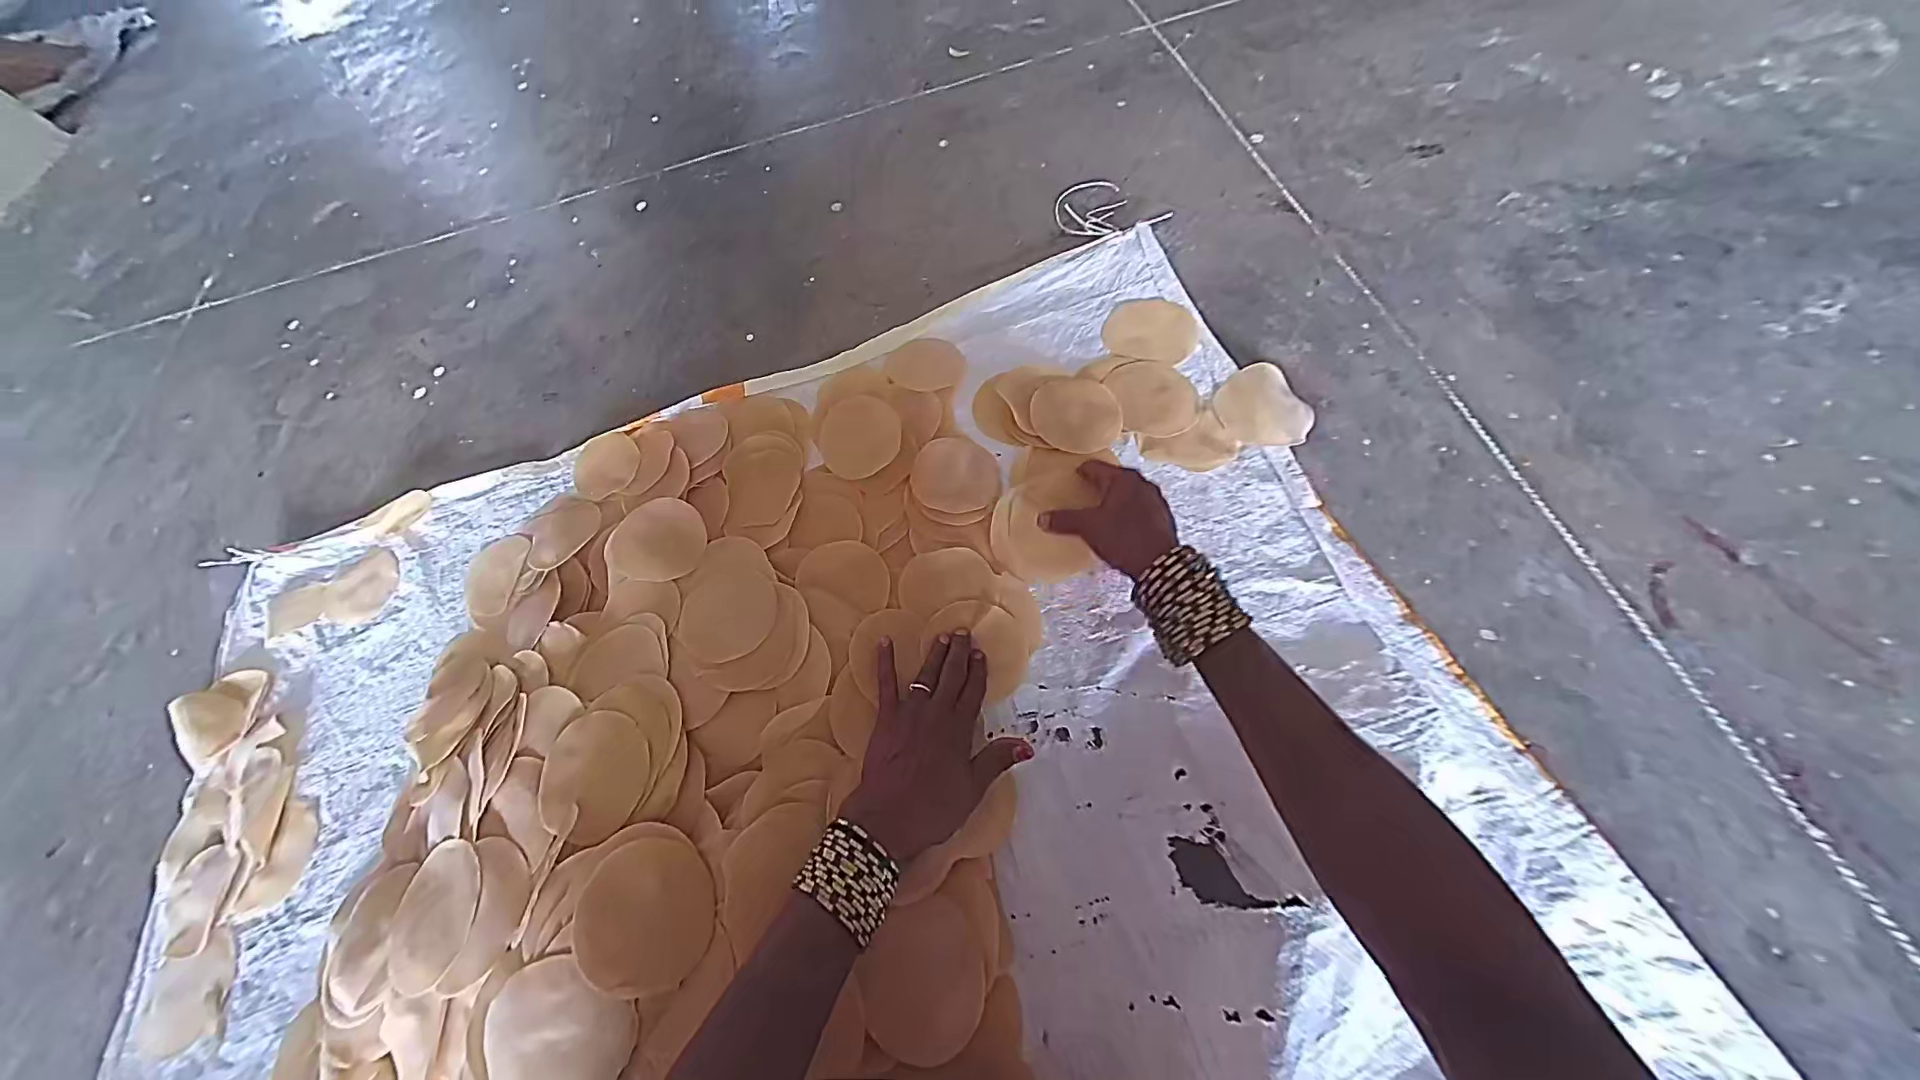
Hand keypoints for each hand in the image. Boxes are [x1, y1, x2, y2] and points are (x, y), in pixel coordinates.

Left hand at [838, 630, 1031, 862]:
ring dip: (934, 654)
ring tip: (942, 636)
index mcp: (959, 730)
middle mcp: (937, 715)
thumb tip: (1026, 745)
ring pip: (926, 675)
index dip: (978, 671)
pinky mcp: (885, 719)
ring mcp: (910, 714)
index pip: (972, 692)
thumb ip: (995, 761)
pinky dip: (884, 662)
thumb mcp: (972, 789)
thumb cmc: (933, 809)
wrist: (887, 819)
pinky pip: (885, 684)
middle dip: (959, 654)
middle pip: (951, 677)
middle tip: (963, 632)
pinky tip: (884, 642)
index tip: (981, 653)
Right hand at [1039, 460, 1178, 579]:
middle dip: (1099, 484)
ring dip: (1114, 498)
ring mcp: (1155, 498)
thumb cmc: (1122, 538)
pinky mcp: (1162, 515)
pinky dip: (1127, 509)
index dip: (1081, 471)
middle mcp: (1141, 482)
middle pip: (1114, 478)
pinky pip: (1139, 506)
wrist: (1159, 564)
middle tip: (1084, 493)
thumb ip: (1064, 520)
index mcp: (1122, 479)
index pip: (1095, 467)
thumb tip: (1041, 518)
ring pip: (1128, 492)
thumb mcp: (1088, 528)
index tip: (1072, 477)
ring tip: (1100, 509)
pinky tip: (1120, 522)